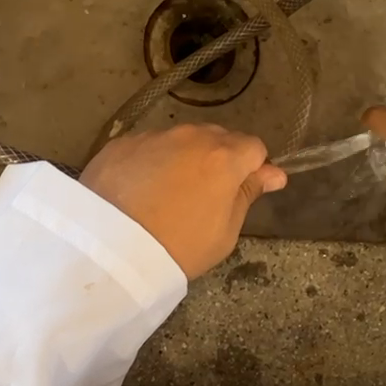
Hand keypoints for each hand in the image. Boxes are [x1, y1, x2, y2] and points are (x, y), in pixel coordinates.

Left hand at [81, 125, 287, 277]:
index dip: (252, 168)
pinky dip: (149, 163)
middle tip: (204, 196)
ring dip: (182, 159)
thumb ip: (248, 194)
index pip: (254, 147)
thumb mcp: (225, 232)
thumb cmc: (179, 247)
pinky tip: (137, 191)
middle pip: (216, 138)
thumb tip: (274, 173)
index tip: (241, 192)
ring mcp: (152, 136)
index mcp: (224, 156)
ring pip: (178, 140)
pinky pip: (146, 148)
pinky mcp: (119, 144)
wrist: (111, 250)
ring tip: (167, 194)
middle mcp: (189, 136)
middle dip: (218, 160)